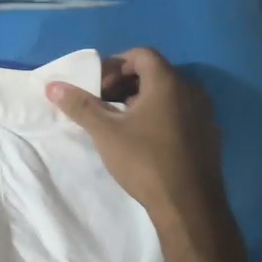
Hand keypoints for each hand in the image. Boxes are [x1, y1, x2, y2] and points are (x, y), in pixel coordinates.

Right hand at [46, 48, 229, 226]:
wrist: (189, 207)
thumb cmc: (145, 161)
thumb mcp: (104, 131)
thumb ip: (80, 105)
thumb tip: (53, 86)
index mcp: (168, 84)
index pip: (141, 54)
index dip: (115, 64)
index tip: (98, 86)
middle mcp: (191, 92)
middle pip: (154, 72)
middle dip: (124, 82)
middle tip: (103, 103)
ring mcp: (204, 115)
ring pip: (168, 94)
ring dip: (140, 99)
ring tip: (120, 122)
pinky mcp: (208, 137)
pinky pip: (180, 113)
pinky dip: (159, 115)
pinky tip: (143, 140)